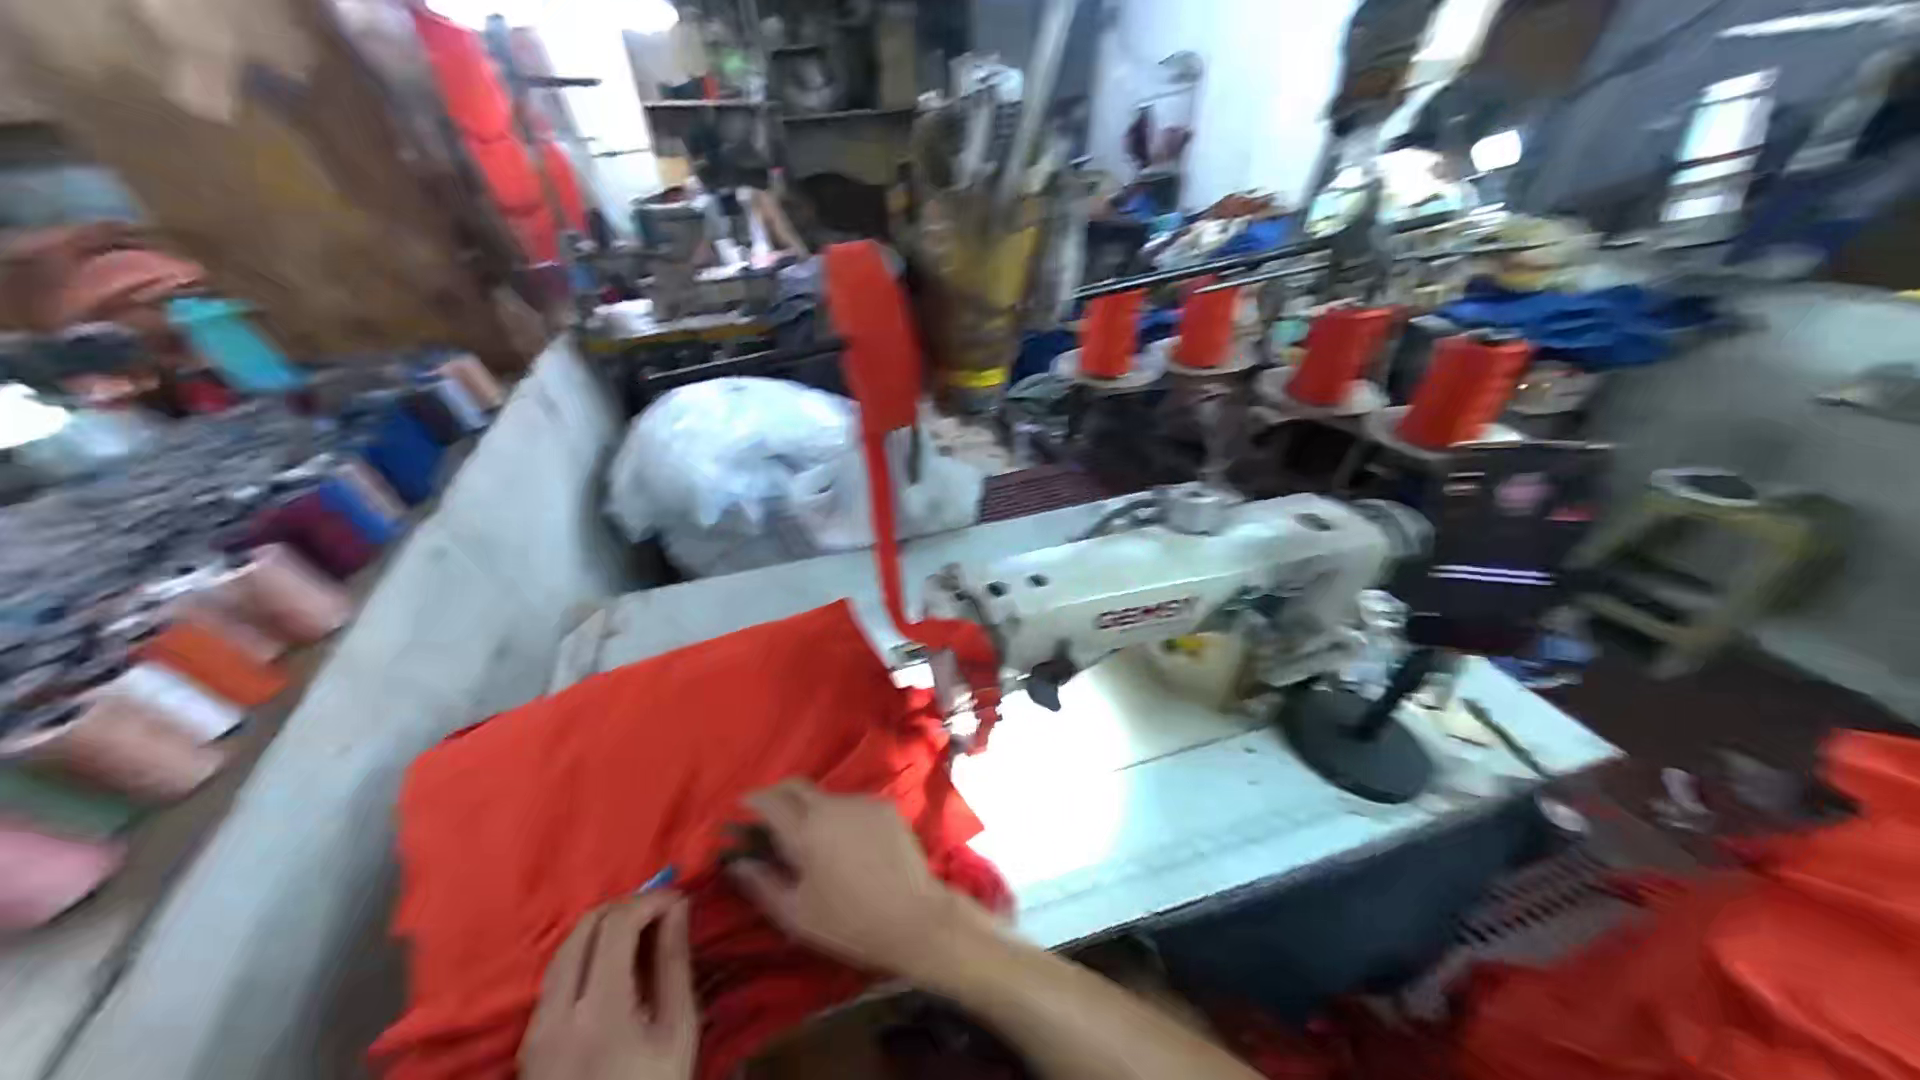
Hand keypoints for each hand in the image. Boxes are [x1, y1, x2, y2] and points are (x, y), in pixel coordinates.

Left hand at [520, 892, 696, 1079]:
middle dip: (626, 907)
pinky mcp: (529, 1043)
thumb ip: (674, 962)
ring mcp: (535, 1030)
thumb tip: (677, 906)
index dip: (650, 900)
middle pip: (584, 928)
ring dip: (603, 927)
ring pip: (565, 948)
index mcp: (599, 1011)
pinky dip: (586, 952)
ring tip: (642, 931)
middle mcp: (556, 1013)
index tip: (679, 898)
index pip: (617, 925)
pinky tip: (614, 962)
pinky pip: (556, 976)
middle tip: (661, 911)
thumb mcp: (678, 1031)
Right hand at [727, 779, 990, 980]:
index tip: (743, 808)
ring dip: (812, 810)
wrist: (913, 917)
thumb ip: (761, 884)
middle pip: (797, 786)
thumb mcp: (796, 914)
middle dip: (778, 794)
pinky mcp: (885, 806)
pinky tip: (847, 844)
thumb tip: (738, 862)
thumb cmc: (848, 922)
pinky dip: (840, 816)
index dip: (753, 800)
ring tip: (815, 841)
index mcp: (805, 830)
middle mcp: (832, 805)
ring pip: (826, 797)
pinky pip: (852, 805)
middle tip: (771, 816)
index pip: (769, 800)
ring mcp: (862, 802)